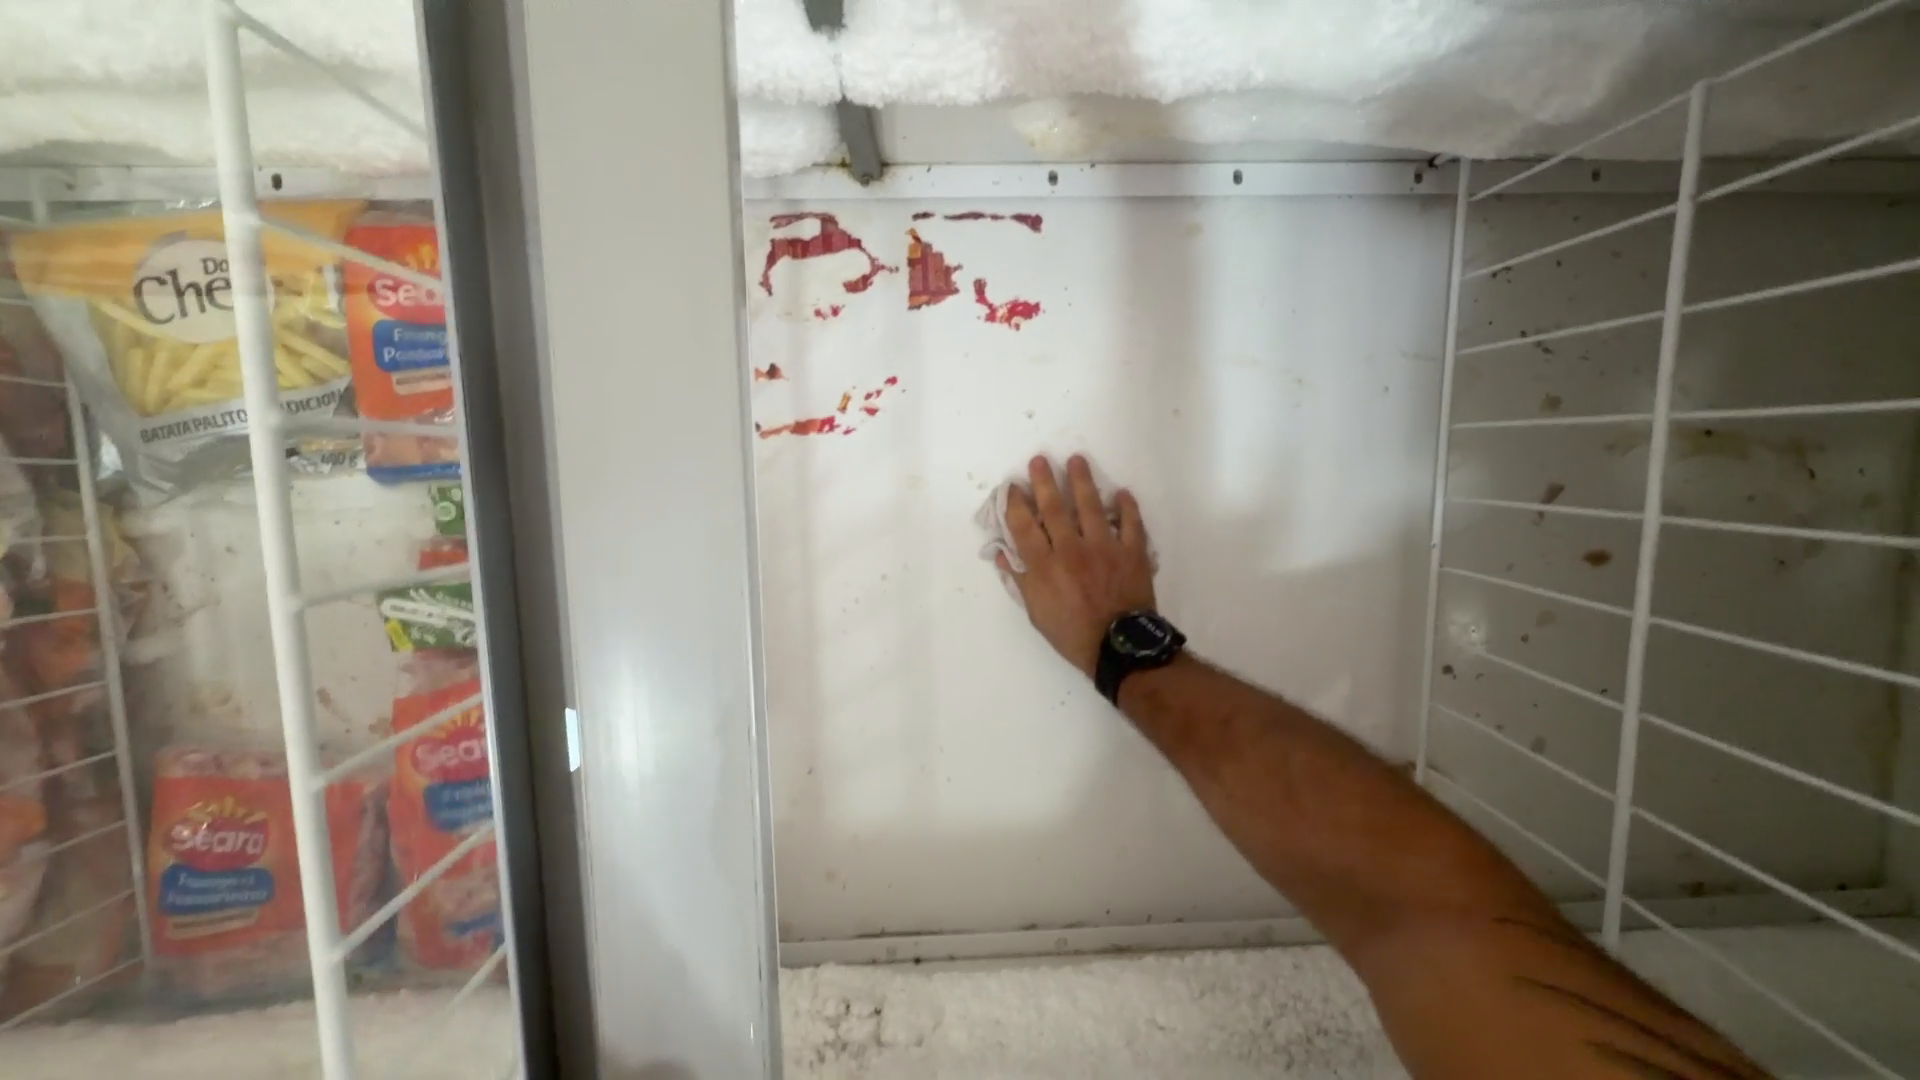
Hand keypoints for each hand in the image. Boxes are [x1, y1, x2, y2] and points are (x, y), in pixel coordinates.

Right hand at [998, 454, 1156, 676]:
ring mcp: (1104, 547)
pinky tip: (1121, 493)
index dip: (1016, 503)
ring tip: (1077, 460)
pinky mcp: (1132, 552)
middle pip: (1054, 508)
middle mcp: (1071, 549)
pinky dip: (1127, 507)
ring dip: (1083, 481)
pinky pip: (1131, 522)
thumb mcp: (1036, 612)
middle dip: (1044, 481)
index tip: (1013, 487)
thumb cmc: (1072, 634)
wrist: (1119, 648)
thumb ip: (1021, 580)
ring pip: (1091, 506)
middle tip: (1040, 460)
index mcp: (1044, 566)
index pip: (1024, 525)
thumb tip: (1005, 555)